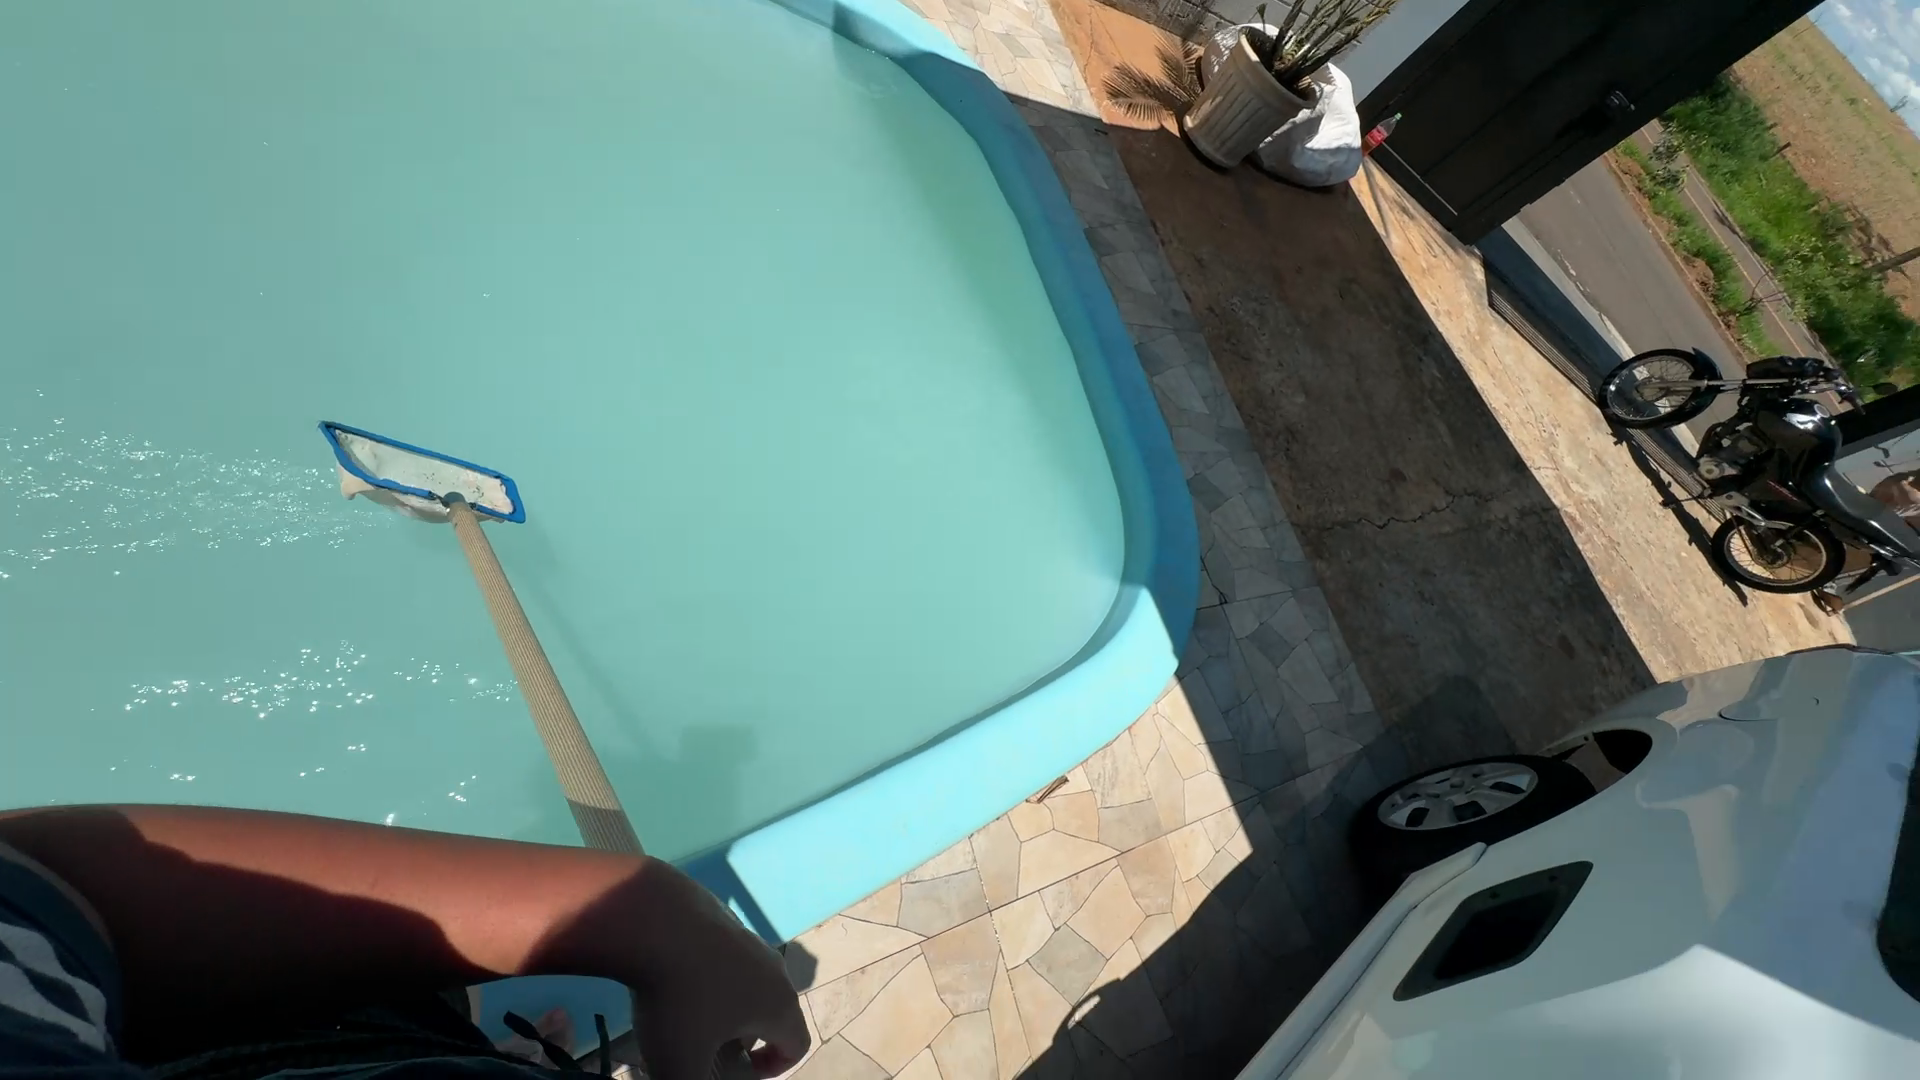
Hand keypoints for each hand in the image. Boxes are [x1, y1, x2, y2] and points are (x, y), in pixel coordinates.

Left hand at [622, 864, 808, 1079]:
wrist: (660, 924)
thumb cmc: (682, 1001)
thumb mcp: (682, 1068)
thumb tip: (699, 1079)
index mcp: (779, 1005)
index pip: (797, 1046)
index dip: (773, 1069)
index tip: (737, 1076)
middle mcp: (775, 971)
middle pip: (774, 1016)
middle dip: (745, 1043)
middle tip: (707, 1054)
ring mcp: (753, 943)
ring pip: (751, 988)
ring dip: (728, 1013)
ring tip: (688, 1022)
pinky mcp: (728, 925)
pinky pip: (731, 965)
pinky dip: (713, 984)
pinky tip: (678, 988)